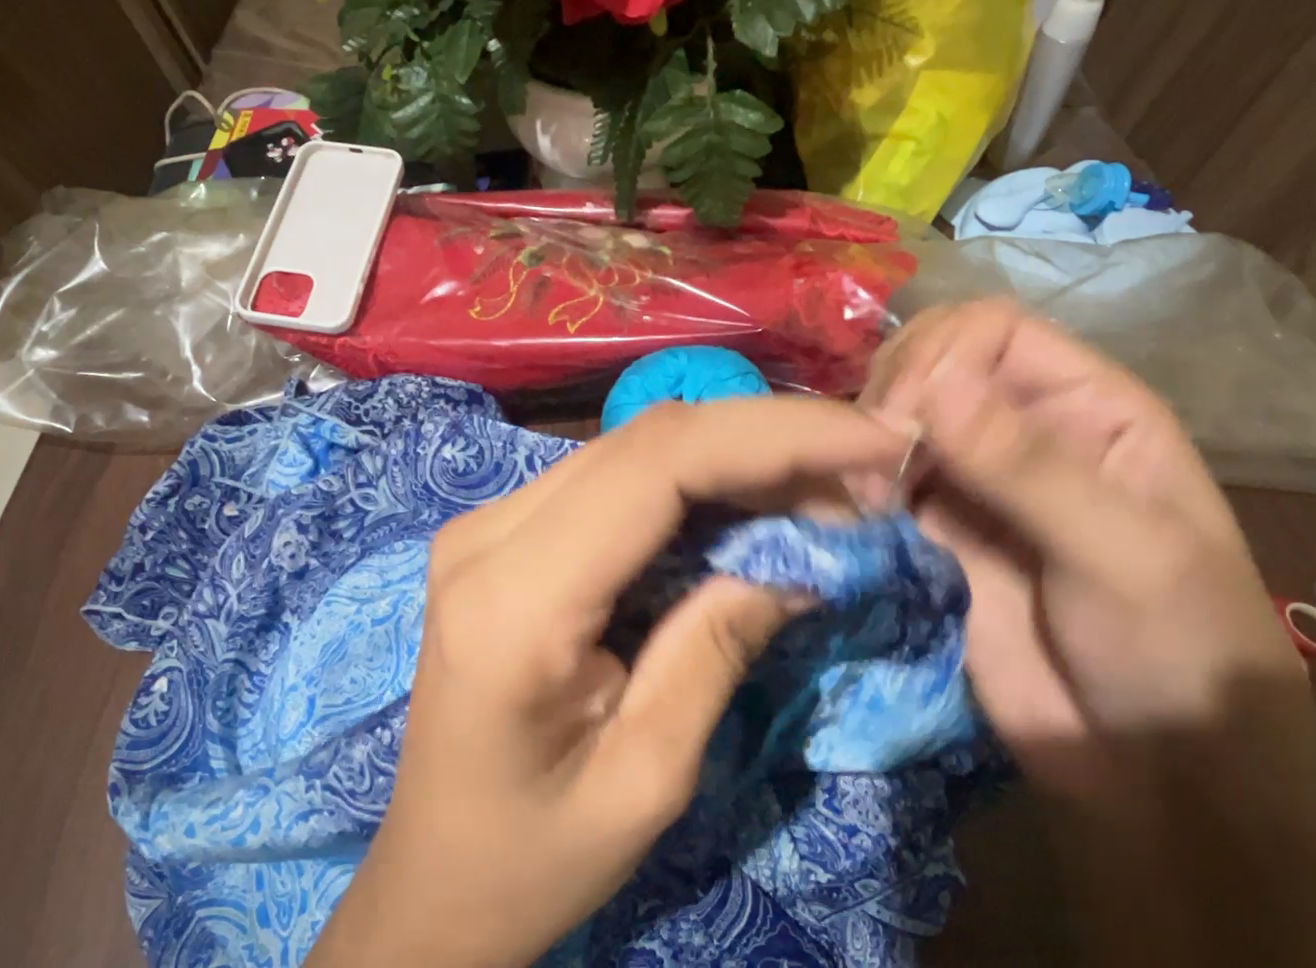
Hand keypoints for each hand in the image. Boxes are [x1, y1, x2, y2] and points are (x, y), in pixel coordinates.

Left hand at [306, 399, 910, 967]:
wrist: (433, 878)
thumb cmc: (535, 855)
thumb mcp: (648, 777)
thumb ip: (716, 651)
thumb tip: (800, 558)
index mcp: (515, 601)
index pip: (656, 466)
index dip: (777, 436)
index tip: (881, 443)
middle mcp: (485, 535)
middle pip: (647, 441)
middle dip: (771, 442)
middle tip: (872, 475)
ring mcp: (484, 527)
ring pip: (633, 451)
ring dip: (738, 459)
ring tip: (830, 499)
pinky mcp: (499, 537)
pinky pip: (611, 482)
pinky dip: (695, 485)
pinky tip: (754, 511)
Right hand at [860, 299, 1315, 798]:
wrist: (1158, 777)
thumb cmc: (1178, 651)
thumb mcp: (1124, 551)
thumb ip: (1029, 465)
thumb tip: (931, 380)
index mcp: (1088, 411)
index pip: (991, 332)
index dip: (938, 358)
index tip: (904, 423)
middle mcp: (1020, 436)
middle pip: (928, 367)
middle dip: (890, 399)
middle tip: (873, 463)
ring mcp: (970, 490)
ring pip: (892, 427)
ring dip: (862, 448)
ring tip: (858, 502)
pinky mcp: (931, 541)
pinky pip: (876, 493)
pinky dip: (851, 494)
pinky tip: (846, 519)